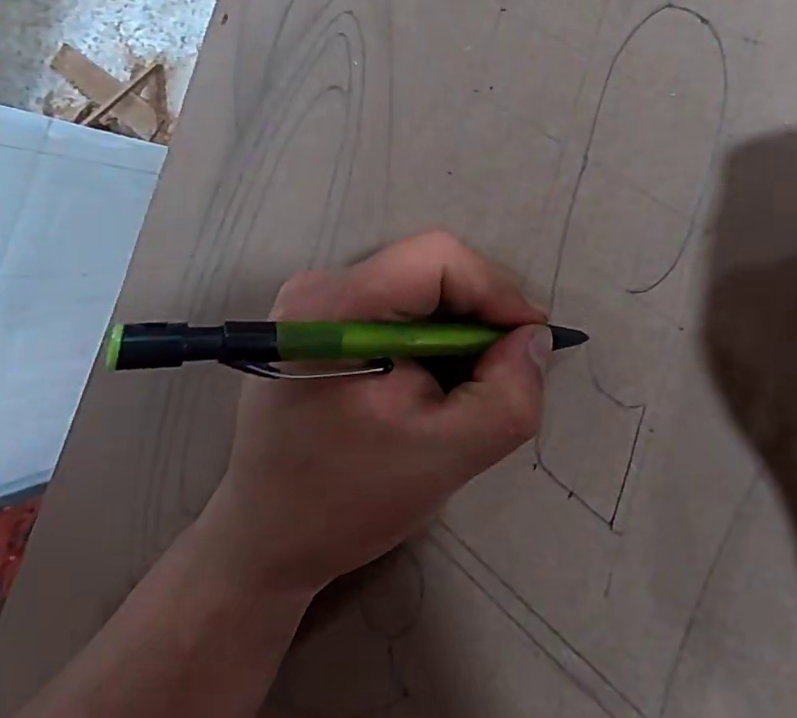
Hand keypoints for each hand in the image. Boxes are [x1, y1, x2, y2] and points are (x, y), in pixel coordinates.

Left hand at [194, 230, 550, 595]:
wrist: (263, 538)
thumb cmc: (347, 501)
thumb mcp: (446, 458)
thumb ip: (508, 396)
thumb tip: (533, 339)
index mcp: (336, 307)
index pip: (436, 258)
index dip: (495, 290)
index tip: (530, 341)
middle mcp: (318, 286)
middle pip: (427, 270)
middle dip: (479, 315)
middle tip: (505, 370)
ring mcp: (313, 301)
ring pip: (416, 289)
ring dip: (456, 330)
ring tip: (466, 386)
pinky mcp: (318, 321)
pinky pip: (395, 307)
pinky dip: (429, 337)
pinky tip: (431, 384)